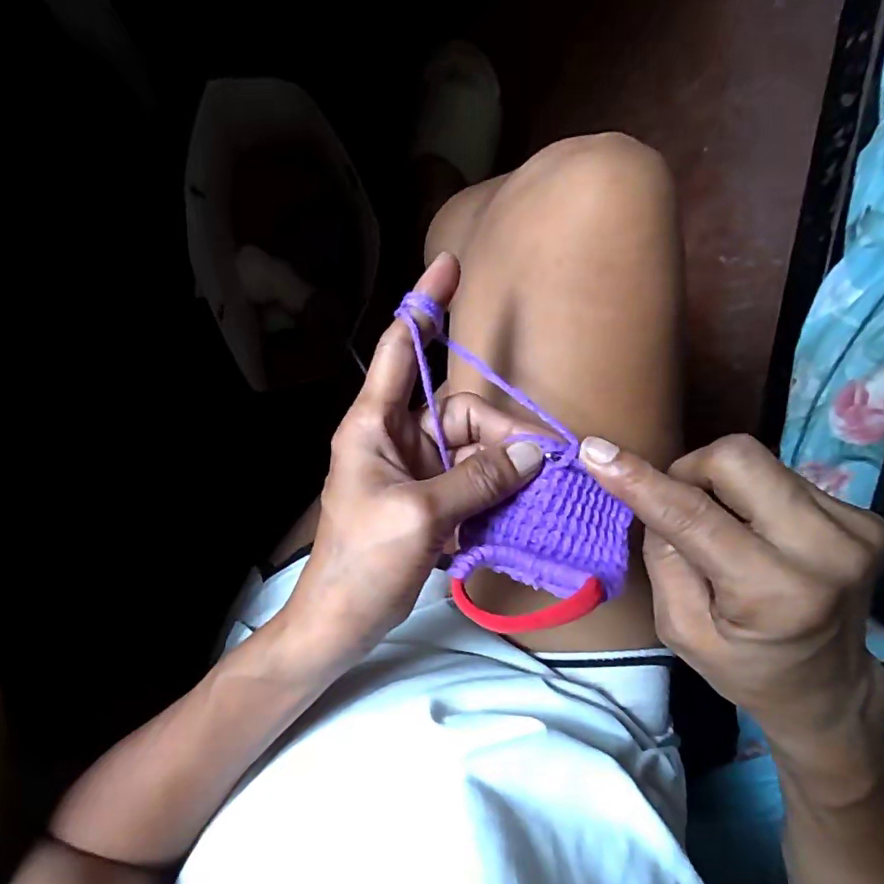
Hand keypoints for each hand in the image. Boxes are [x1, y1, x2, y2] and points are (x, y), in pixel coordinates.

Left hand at [275, 254, 543, 672]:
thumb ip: (477, 480)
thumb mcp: (420, 516)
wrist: (340, 621)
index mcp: (372, 426)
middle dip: (502, 432)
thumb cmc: (362, 563)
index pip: (397, 349)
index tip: (449, 263)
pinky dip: (495, 492)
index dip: (423, 305)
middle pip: (459, 410)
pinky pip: (470, 481)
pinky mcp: (427, 502)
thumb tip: (534, 454)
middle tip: (542, 464)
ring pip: (472, 449)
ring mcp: (412, 472)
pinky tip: (517, 512)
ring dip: (504, 468)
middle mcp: (393, 439)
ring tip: (536, 493)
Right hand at [579, 434, 883, 751]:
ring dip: (720, 488)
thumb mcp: (681, 629)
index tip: (596, 452)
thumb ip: (667, 560)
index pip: (694, 517)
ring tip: (722, 533)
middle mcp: (827, 548)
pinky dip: (749, 497)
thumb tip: (654, 495)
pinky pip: (781, 476)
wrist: (828, 686)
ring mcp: (855, 526)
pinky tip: (756, 534)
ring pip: (758, 461)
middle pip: (737, 458)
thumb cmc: (742, 666)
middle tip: (677, 509)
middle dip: (689, 472)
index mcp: (775, 591)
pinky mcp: (864, 515)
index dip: (641, 481)